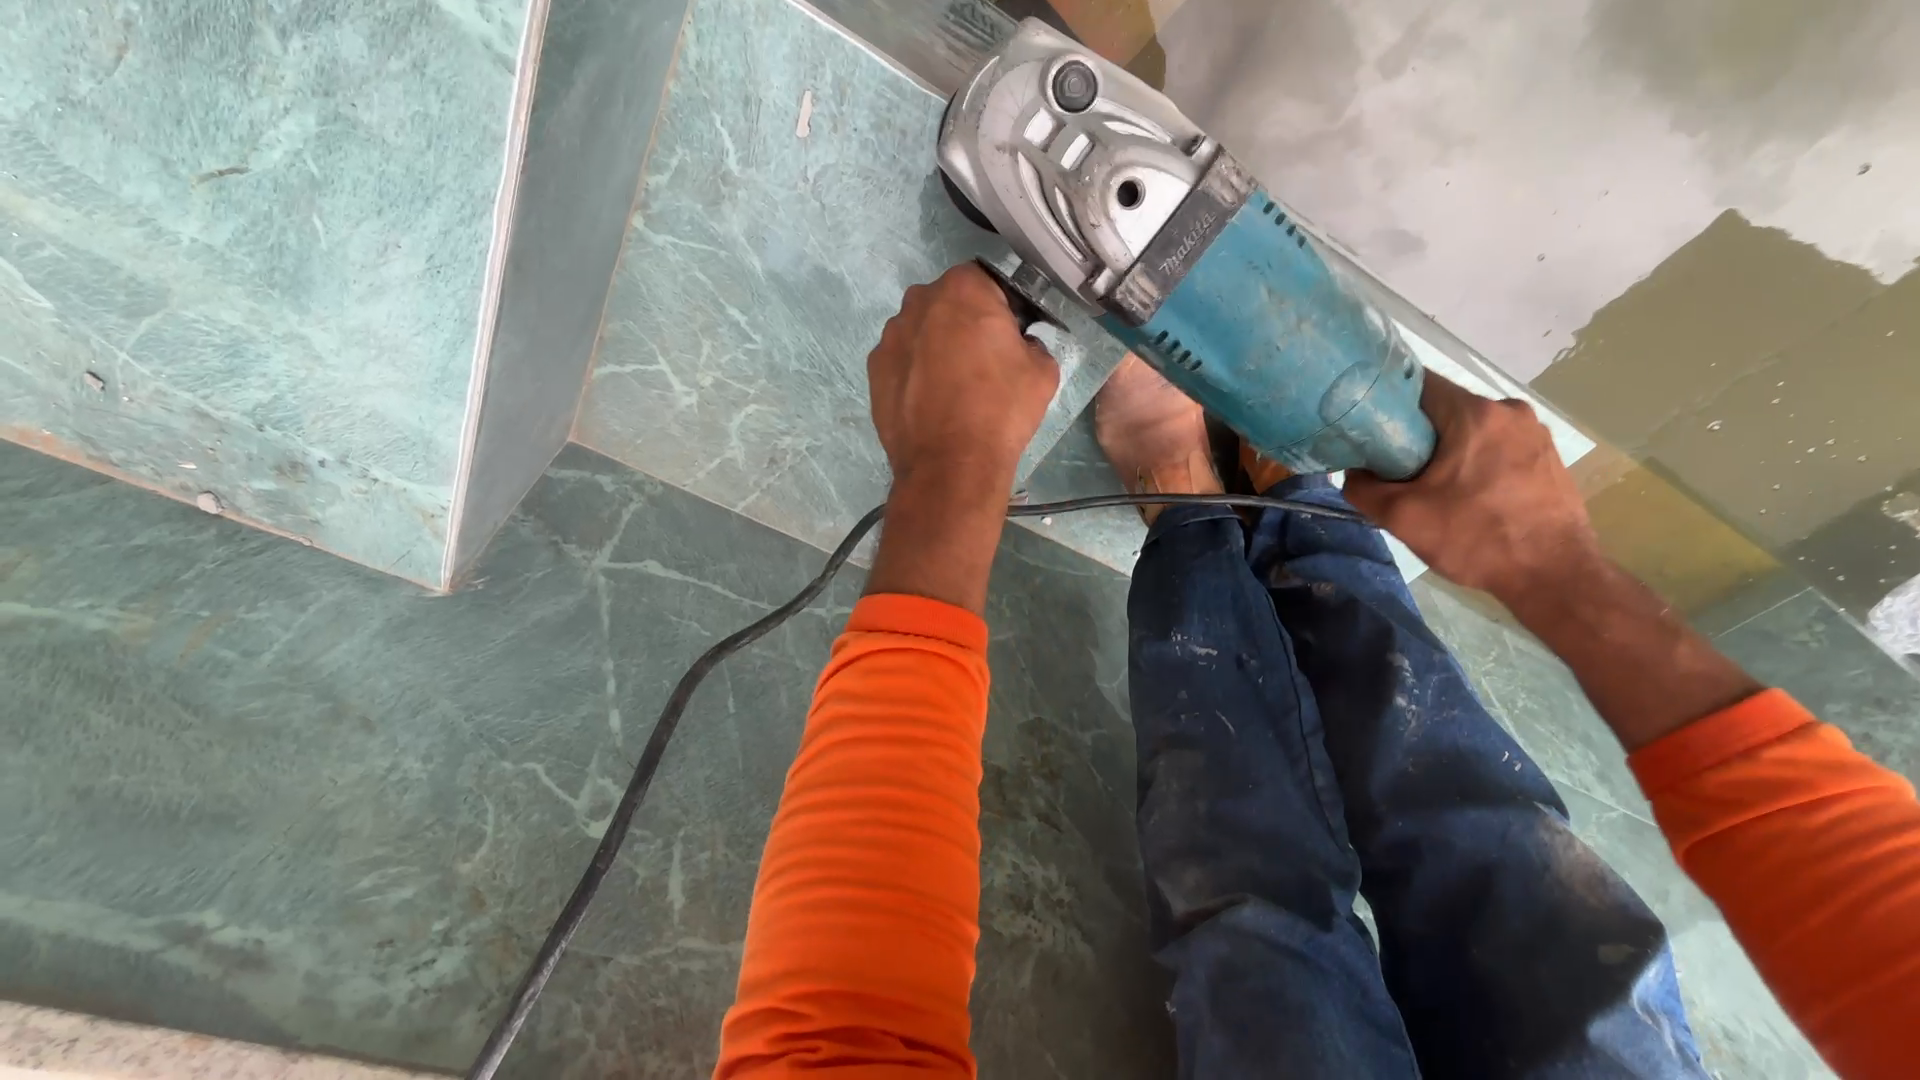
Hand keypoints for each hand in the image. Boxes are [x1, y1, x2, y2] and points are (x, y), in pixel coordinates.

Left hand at [867, 263, 1059, 491]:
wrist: (951, 464)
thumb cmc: (1001, 410)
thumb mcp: (1043, 370)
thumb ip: (1033, 343)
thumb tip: (1021, 346)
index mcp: (963, 288)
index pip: (986, 281)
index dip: (1000, 307)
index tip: (1009, 335)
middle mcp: (919, 301)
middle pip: (947, 303)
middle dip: (964, 323)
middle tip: (983, 361)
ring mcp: (890, 336)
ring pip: (921, 331)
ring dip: (936, 347)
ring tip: (954, 387)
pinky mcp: (874, 370)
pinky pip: (902, 361)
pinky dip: (915, 372)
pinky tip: (931, 401)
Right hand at [1345, 374, 1600, 601]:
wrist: (1554, 575)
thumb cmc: (1475, 538)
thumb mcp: (1401, 517)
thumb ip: (1362, 489)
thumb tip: (1353, 474)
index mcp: (1475, 414)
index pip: (1417, 384)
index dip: (1385, 402)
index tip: (1367, 427)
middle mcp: (1509, 412)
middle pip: (1444, 409)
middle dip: (1415, 433)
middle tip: (1392, 467)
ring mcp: (1534, 433)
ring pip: (1471, 429)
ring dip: (1446, 450)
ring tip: (1427, 485)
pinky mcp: (1547, 456)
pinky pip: (1496, 446)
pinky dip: (1473, 462)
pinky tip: (1463, 494)